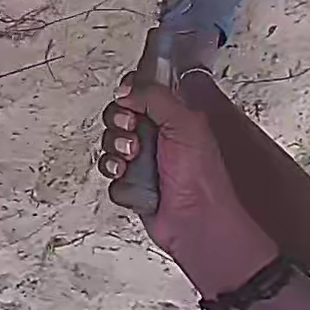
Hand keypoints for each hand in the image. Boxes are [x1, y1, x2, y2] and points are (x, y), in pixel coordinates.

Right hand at [99, 73, 278, 295]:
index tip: (129, 103)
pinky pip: (109, 173)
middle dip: (119, 125)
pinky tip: (130, 179)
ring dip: (116, 152)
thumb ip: (155, 97)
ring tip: (132, 159)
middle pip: (116, 116)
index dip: (128, 95)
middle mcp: (155, 136)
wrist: (196, 221)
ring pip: (109, 144)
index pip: (139, 92)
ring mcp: (141, 160)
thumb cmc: (200, 176)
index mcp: (170, 116)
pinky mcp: (130, 183)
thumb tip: (128, 89)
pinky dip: (118, 178)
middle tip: (133, 135)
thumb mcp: (184, 123)